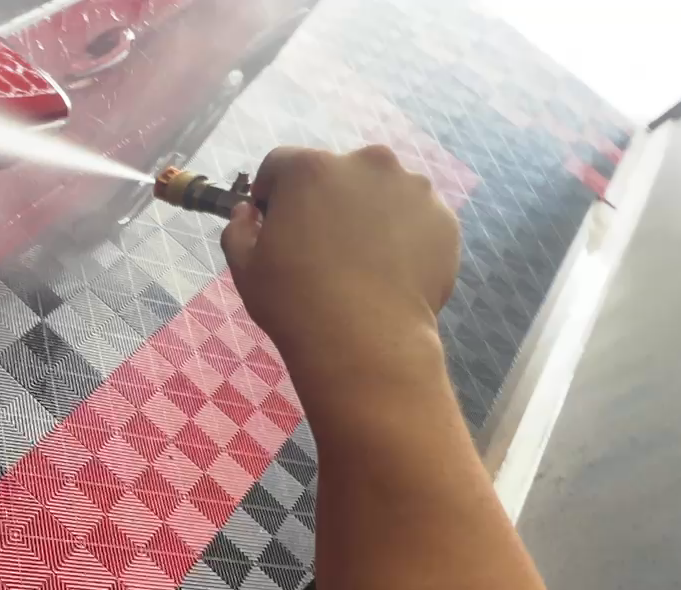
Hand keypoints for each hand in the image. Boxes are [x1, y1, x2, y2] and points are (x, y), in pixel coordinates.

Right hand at [221, 145, 459, 384]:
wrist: (362, 335)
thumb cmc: (291, 298)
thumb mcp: (243, 267)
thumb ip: (238, 230)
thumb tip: (247, 213)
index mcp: (311, 170)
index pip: (280, 163)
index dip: (269, 193)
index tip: (268, 223)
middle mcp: (367, 163)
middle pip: (335, 173)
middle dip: (321, 201)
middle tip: (312, 247)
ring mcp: (412, 187)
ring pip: (376, 194)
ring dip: (361, 216)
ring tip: (352, 264)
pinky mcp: (442, 217)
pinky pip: (409, 219)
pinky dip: (395, 237)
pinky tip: (379, 274)